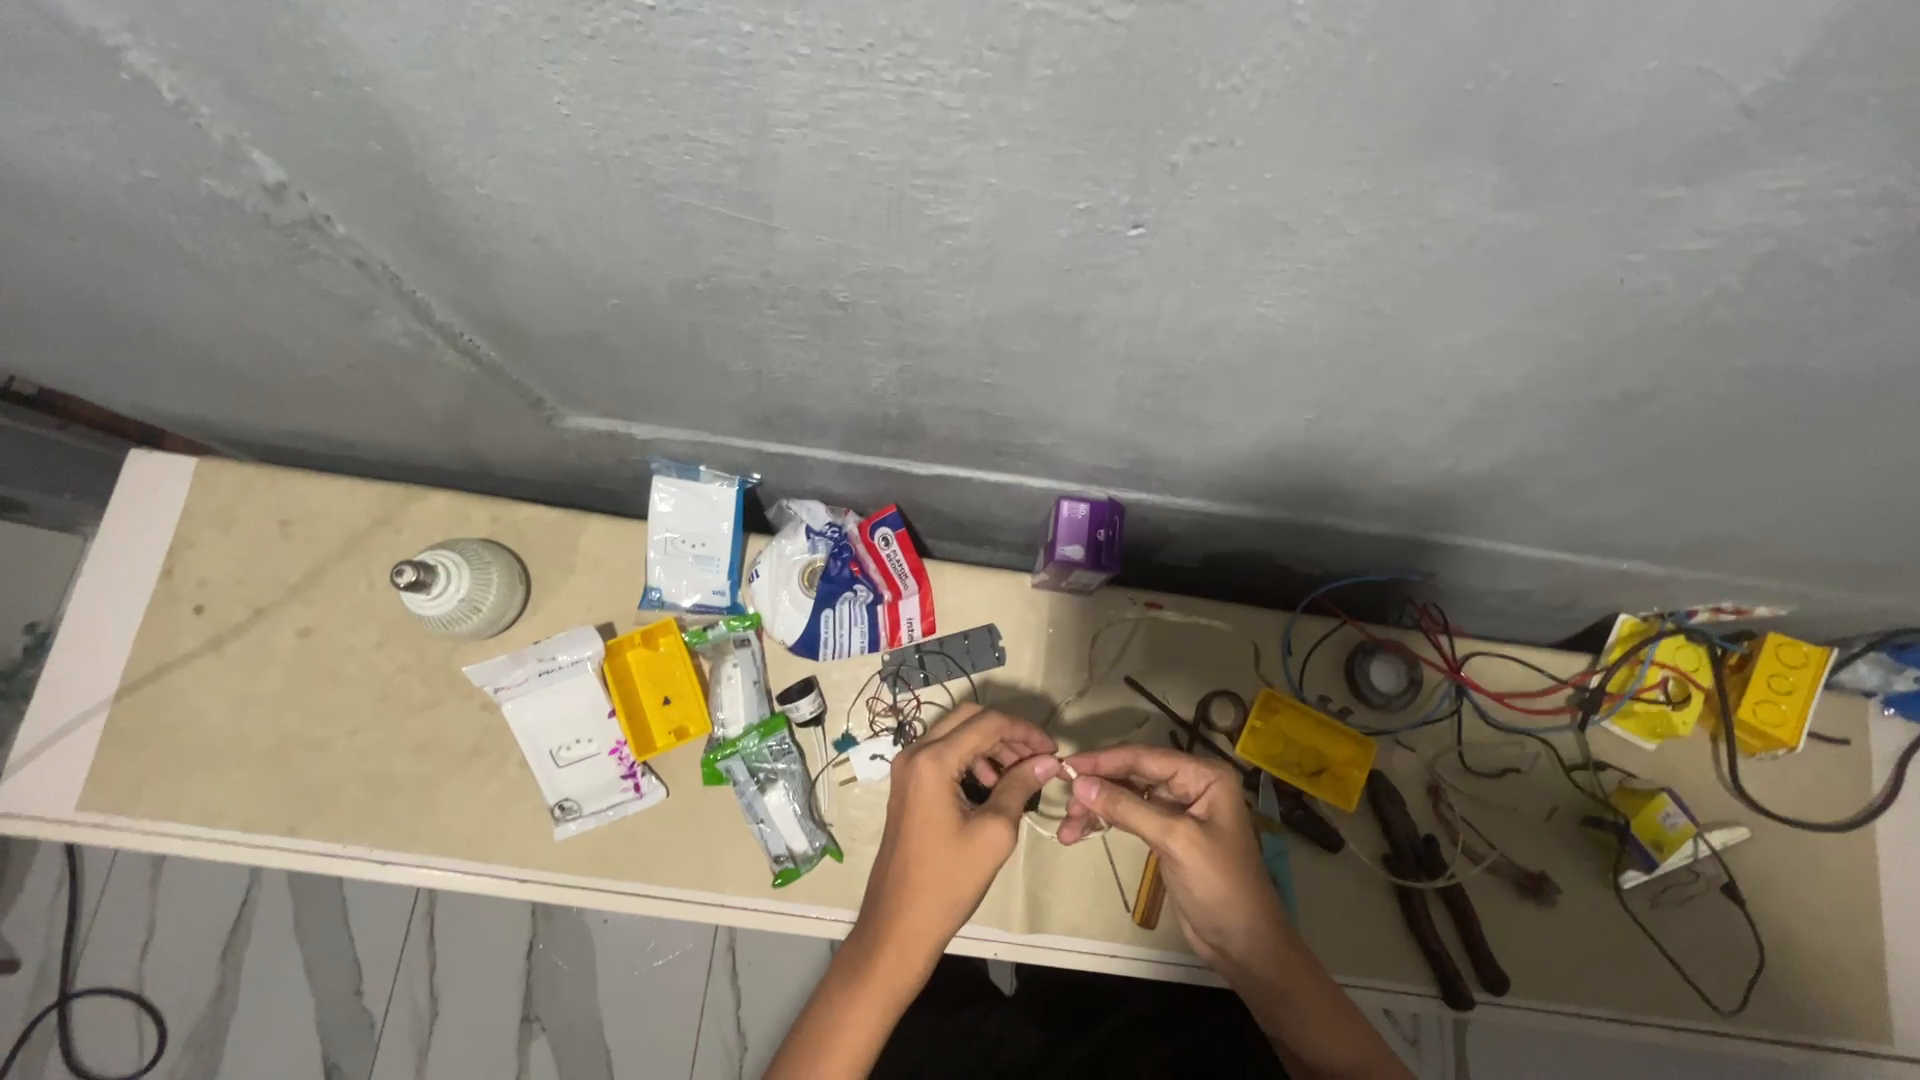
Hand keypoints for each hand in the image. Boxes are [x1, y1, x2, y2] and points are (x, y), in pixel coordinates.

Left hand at [853, 704, 1059, 966]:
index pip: (988, 723)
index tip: (1053, 752)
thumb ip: (1020, 786)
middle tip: (1037, 759)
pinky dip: (972, 760)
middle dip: (1007, 733)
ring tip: (1019, 777)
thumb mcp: (994, 832)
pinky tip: (993, 787)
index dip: (1025, 731)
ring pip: (956, 734)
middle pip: (968, 718)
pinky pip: (944, 754)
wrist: (899, 923)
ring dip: (990, 746)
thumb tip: (1048, 761)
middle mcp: (914, 753)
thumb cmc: (948, 881)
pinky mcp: (908, 785)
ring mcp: (907, 769)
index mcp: (932, 760)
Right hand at [1058, 744, 1287, 967]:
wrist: (1244, 943)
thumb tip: (1079, 783)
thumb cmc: (1220, 885)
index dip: (1102, 761)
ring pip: (1126, 796)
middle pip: (1132, 774)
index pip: (1144, 757)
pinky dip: (1106, 823)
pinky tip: (1082, 833)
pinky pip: (1129, 816)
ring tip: (1067, 830)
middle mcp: (1191, 785)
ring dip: (1096, 809)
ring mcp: (1178, 809)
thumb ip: (1126, 808)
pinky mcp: (1166, 834)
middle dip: (1096, 788)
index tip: (1065, 766)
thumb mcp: (1174, 840)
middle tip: (1063, 804)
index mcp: (1203, 776)